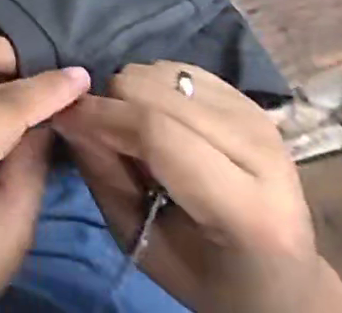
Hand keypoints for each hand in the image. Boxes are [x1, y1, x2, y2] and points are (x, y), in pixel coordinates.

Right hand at [51, 61, 341, 312]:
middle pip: (152, 91)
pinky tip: (160, 119)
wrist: (280, 275)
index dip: (100, 116)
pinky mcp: (248, 98)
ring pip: (158, 71)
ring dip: (130, 95)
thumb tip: (65, 114)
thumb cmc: (206, 273)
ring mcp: (257, 116)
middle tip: (106, 139)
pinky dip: (151, 86)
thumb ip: (104, 176)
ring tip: (137, 134)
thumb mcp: (144, 244)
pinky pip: (174, 66)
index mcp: (246, 208)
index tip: (61, 115)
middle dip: (111, 105)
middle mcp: (260, 150)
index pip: (157, 133)